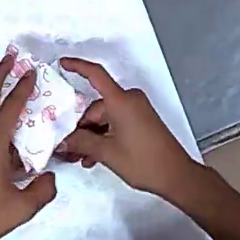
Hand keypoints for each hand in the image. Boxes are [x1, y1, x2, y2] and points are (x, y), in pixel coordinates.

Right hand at [57, 58, 209, 205]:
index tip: (62, 63)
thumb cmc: (145, 162)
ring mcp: (136, 110)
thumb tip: (63, 141)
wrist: (177, 176)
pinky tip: (94, 156)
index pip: (96, 74)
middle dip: (81, 125)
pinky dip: (104, 136)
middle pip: (96, 105)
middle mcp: (129, 100)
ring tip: (80, 157)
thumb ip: (81, 143)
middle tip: (67, 146)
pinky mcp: (141, 120)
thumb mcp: (107, 153)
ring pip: (104, 117)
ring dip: (91, 135)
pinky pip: (115, 122)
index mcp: (121, 101)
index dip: (77, 66)